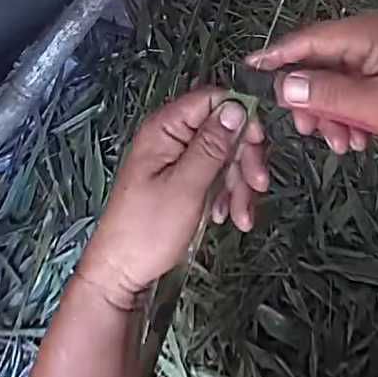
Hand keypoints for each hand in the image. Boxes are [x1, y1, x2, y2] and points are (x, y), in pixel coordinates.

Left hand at [74, 86, 268, 309]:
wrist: (120, 276)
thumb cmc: (148, 230)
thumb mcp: (185, 186)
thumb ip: (212, 145)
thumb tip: (236, 106)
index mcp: (166, 127)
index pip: (212, 99)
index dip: (240, 116)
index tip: (257, 144)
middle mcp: (172, 136)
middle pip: (223, 128)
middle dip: (243, 157)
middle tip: (257, 185)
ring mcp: (177, 158)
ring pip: (224, 154)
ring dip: (239, 182)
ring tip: (242, 216)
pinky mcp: (182, 179)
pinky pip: (214, 174)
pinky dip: (226, 193)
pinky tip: (227, 217)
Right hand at [245, 14, 377, 153]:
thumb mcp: (375, 106)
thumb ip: (327, 94)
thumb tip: (281, 85)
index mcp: (365, 33)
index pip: (309, 38)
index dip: (277, 54)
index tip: (249, 68)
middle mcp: (369, 36)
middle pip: (321, 62)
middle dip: (312, 98)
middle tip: (308, 130)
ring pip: (337, 80)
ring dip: (332, 112)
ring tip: (342, 143)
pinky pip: (355, 88)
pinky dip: (350, 112)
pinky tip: (357, 138)